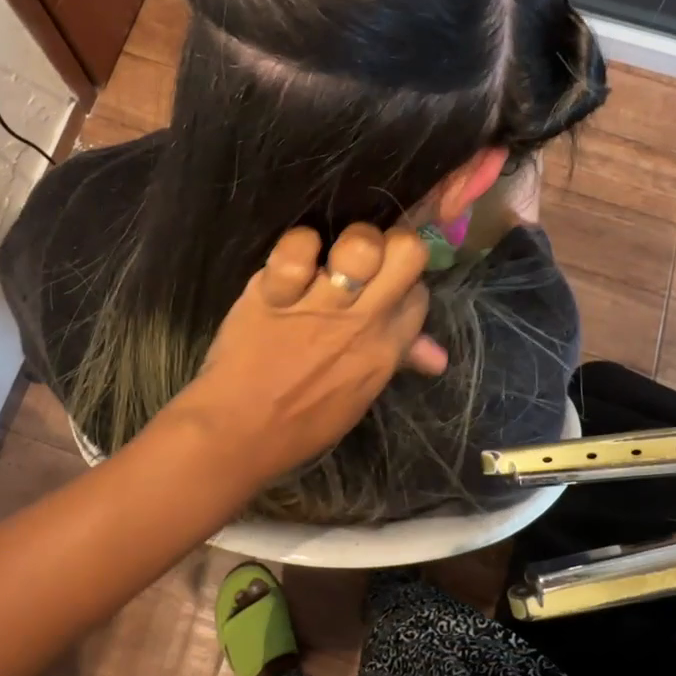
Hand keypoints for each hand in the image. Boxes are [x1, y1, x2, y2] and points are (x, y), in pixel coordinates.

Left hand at [159, 223, 445, 489]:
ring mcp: (319, 305)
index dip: (403, 277)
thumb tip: (438, 356)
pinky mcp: (274, 293)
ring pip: (361, 245)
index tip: (381, 281)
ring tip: (328, 258)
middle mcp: (362, 320)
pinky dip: (295, 247)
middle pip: (407, 251)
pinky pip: (298, 249)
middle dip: (391, 241)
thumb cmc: (300, 421)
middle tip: (361, 259)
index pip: (420, 291)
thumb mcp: (359, 393)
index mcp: (386, 348)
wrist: (237, 435)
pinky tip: (287, 265)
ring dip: (348, 240)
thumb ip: (398, 359)